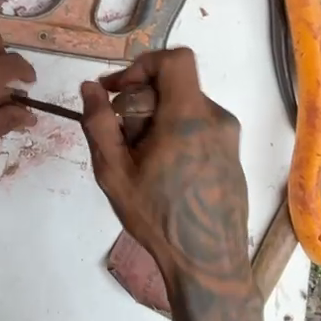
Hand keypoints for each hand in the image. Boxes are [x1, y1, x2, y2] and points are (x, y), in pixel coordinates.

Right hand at [79, 49, 250, 287]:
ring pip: (182, 106)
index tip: (118, 93)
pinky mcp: (230, 153)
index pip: (174, 59)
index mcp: (188, 117)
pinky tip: (159, 171)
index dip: (141, 65)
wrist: (207, 261)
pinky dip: (172, 134)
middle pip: (171, 86)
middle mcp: (215, 119)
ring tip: (138, 161)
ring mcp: (227, 137)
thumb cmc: (157, 216)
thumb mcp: (113, 171)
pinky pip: (195, 125)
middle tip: (120, 139)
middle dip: (139, 102)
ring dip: (154, 121)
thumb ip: (99, 124)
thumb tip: (90, 88)